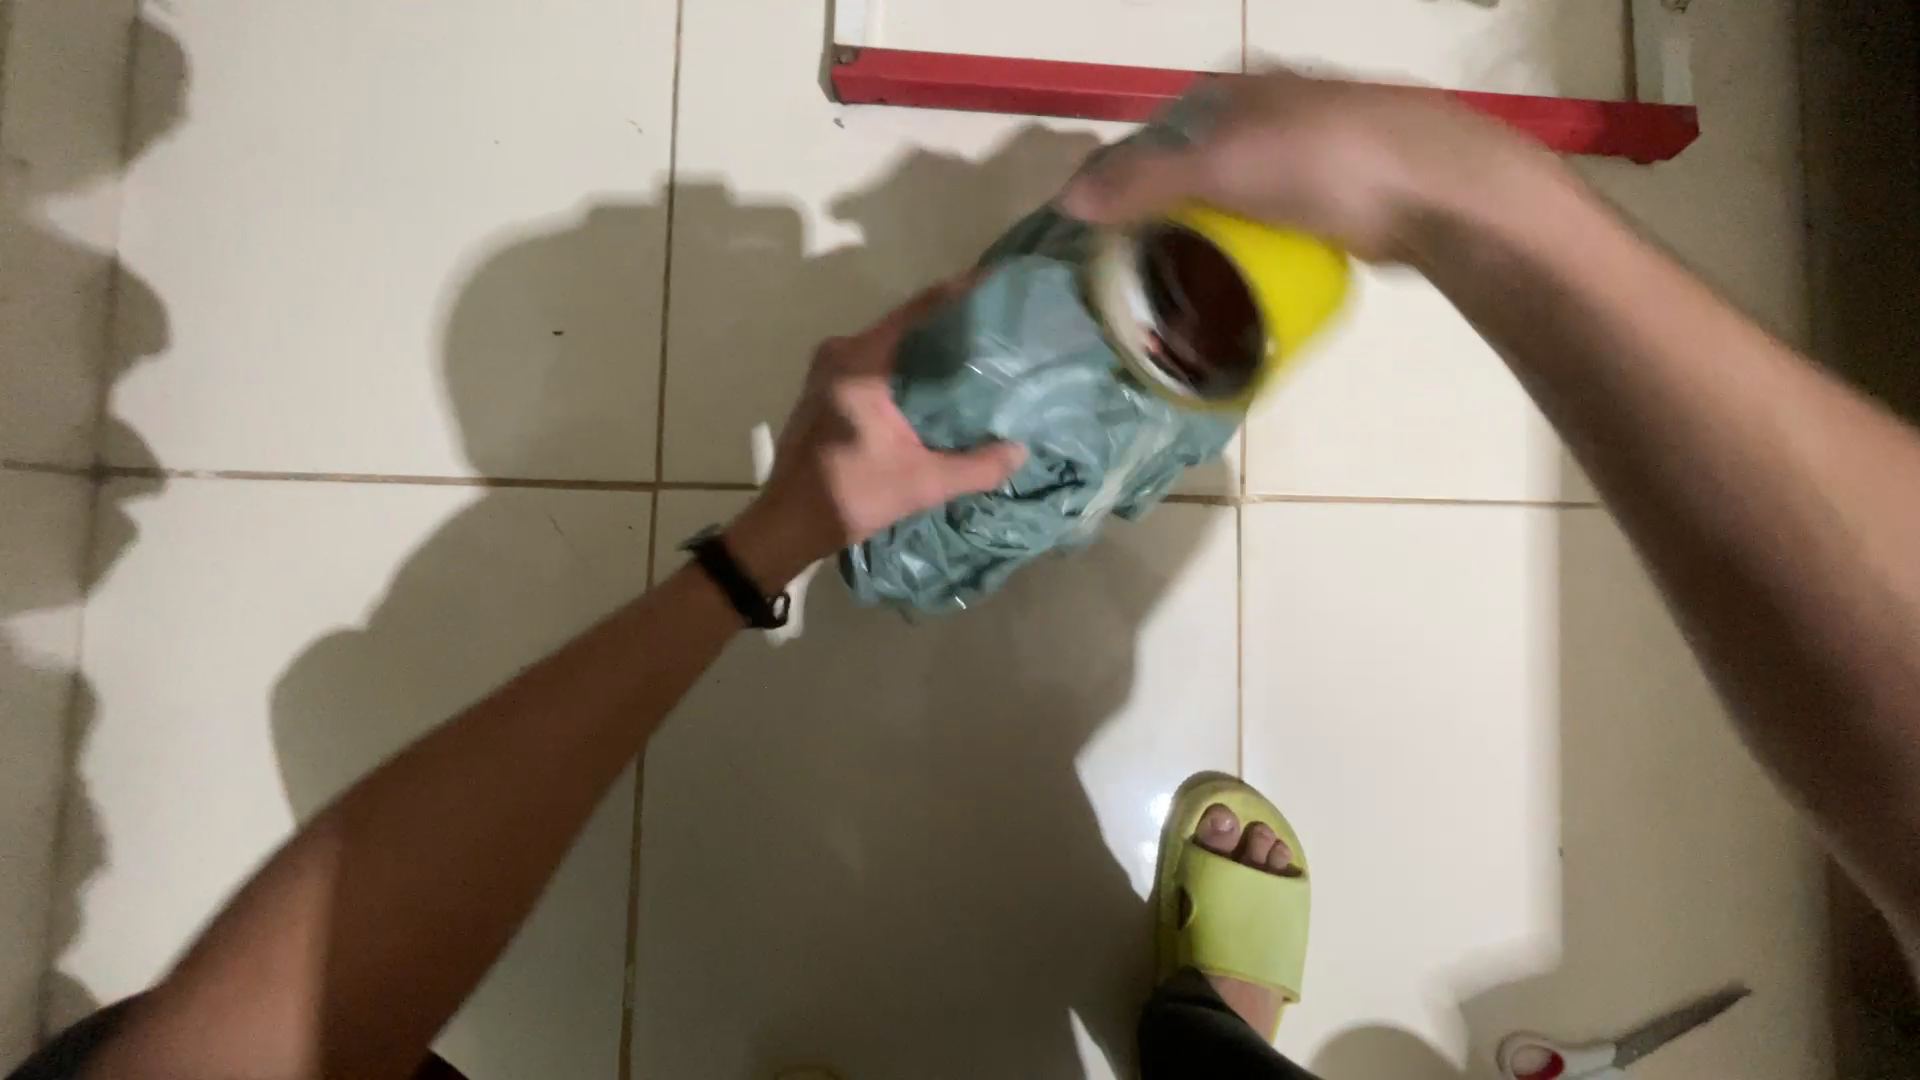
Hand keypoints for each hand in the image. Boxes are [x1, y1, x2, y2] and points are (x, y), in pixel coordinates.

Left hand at [725, 278, 1027, 585]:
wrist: (788, 524)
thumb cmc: (849, 496)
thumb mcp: (921, 483)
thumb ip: (976, 466)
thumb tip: (1020, 452)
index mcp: (860, 362)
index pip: (918, 311)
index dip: (959, 294)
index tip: (995, 283)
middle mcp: (842, 353)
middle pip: (906, 325)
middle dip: (951, 324)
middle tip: (998, 327)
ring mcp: (829, 369)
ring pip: (892, 345)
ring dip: (930, 348)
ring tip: (979, 353)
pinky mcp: (827, 388)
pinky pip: (878, 363)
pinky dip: (909, 367)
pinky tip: (941, 383)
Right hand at [1060, 68, 1557, 262]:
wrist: (1435, 191)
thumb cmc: (1322, 162)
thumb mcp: (1220, 166)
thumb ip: (1141, 182)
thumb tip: (1062, 202)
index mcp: (1224, 92)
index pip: (1143, 142)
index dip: (1113, 190)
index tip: (1099, 246)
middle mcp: (1251, 114)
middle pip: (1178, 175)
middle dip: (1152, 224)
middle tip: (1131, 280)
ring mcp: (1287, 154)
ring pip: (1214, 203)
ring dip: (1190, 243)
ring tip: (1169, 290)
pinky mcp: (1315, 194)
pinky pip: (1250, 225)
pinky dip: (1230, 251)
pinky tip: (1222, 279)